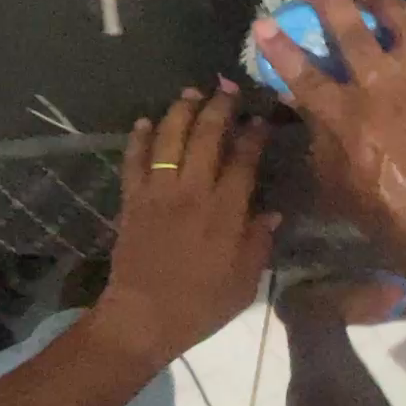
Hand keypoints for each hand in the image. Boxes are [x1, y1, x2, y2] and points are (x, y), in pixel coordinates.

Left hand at [97, 86, 278, 364]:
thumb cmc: (200, 305)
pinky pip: (134, 161)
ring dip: (181, 111)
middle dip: (219, 108)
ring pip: (170, 139)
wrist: (142, 317)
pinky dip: (139, 138)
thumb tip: (273, 211)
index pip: (243, 161)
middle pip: (207, 137)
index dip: (253, 135)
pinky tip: (145, 121)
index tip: (260, 118)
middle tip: (227, 89)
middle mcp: (192, 193)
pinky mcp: (132, 200)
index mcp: (225, 213)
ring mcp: (158, 193)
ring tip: (191, 92)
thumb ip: (259, 243)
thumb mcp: (243, 282)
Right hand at [253, 0, 405, 255]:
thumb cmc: (366, 198)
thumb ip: (313, 124)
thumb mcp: (324, 167)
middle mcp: (383, 92)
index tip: (263, 23)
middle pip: (356, 35)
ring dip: (391, 6)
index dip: (280, 46)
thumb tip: (296, 91)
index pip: (305, 73)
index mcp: (346, 115)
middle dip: (332, 5)